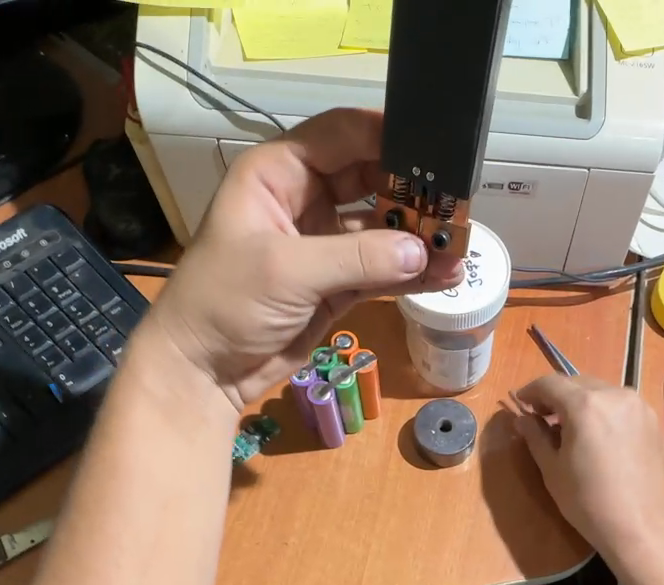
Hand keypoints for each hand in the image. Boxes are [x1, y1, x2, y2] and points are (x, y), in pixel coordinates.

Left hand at [142, 108, 463, 414]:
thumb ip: (357, 258)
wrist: (205, 369)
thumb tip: (421, 252)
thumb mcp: (286, 270)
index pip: (341, 136)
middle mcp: (305, 200)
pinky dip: (412, 274)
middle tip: (457, 205)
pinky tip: (445, 275)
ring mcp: (324, 245)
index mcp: (279, 173)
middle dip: (413, 192)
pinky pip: (383, 272)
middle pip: (371, 180)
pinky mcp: (338, 286)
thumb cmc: (227, 301)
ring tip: (459, 246)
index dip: (387, 136)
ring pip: (382, 230)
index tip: (436, 149)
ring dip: (418, 238)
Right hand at [513, 374, 663, 572]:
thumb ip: (535, 437)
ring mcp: (640, 407)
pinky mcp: (654, 422)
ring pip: (602, 393)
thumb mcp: (553, 470)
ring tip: (571, 430)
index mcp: (586, 405)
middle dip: (557, 396)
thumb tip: (522, 419)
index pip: (550, 383)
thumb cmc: (589, 503)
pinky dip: (604, 413)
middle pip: (578, 383)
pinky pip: (621, 407)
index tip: (520, 404)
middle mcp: (615, 395)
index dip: (530, 391)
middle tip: (542, 419)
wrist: (643, 529)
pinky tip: (598, 438)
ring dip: (582, 403)